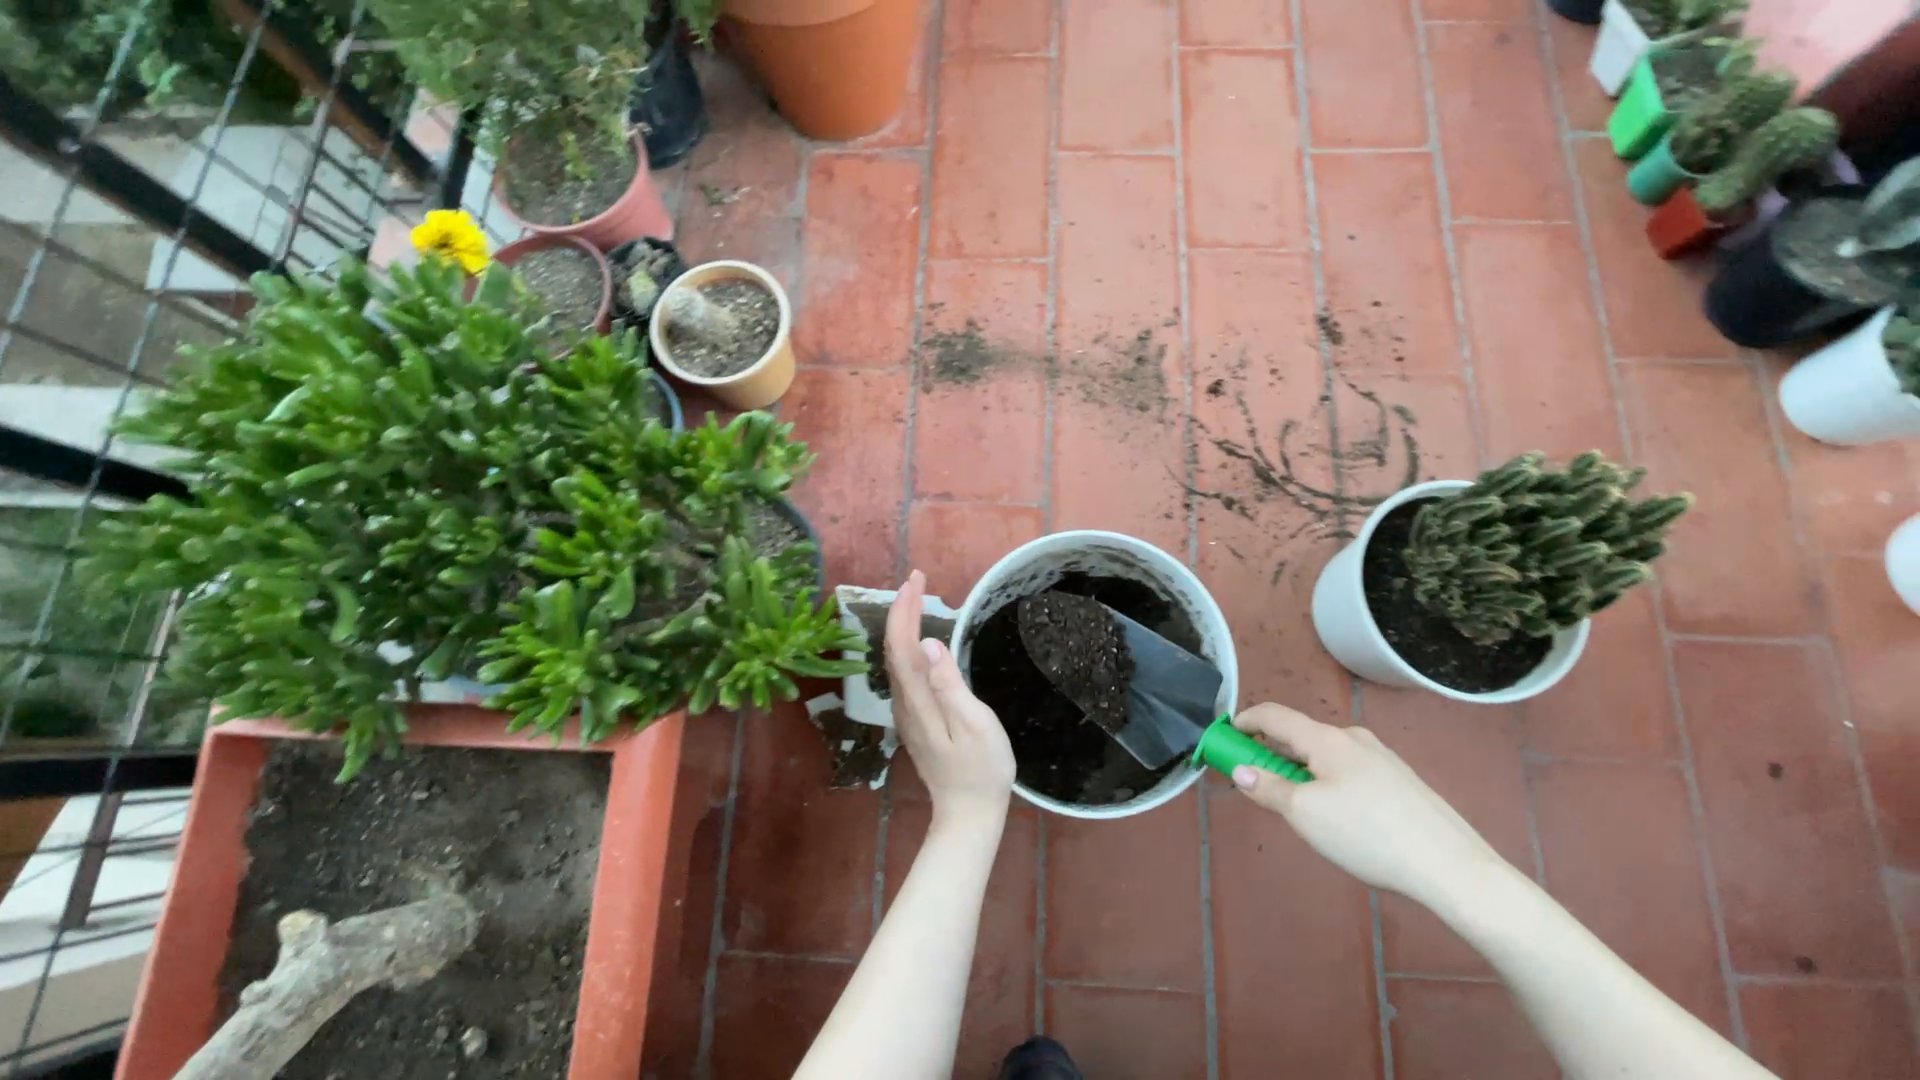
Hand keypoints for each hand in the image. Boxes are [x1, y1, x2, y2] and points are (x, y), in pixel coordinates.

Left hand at [886, 571, 1015, 828]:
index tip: (915, 580)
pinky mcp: (915, 720)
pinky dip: (907, 646)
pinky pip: (903, 672)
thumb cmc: (981, 769)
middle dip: (901, 609)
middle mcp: (904, 703)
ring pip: (896, 660)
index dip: (904, 609)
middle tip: (916, 579)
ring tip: (915, 599)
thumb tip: (928, 643)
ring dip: (902, 626)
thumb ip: (949, 684)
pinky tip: (918, 640)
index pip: (901, 644)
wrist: (968, 813)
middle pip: (894, 648)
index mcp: (918, 699)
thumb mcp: (975, 724)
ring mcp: (907, 713)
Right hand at [1227, 703, 1503, 905]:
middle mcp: (1353, 739)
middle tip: (1257, 789)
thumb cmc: (1367, 834)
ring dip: (1300, 774)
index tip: (1221, 740)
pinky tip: (1339, 822)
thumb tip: (1240, 770)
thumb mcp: (1304, 814)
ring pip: (1324, 758)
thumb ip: (1267, 788)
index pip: (1272, 715)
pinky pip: (1347, 773)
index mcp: (1326, 738)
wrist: (1451, 867)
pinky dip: (1326, 784)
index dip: (1242, 723)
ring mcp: (1381, 759)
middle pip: (1298, 737)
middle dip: (1271, 756)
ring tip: (1300, 814)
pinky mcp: (1399, 782)